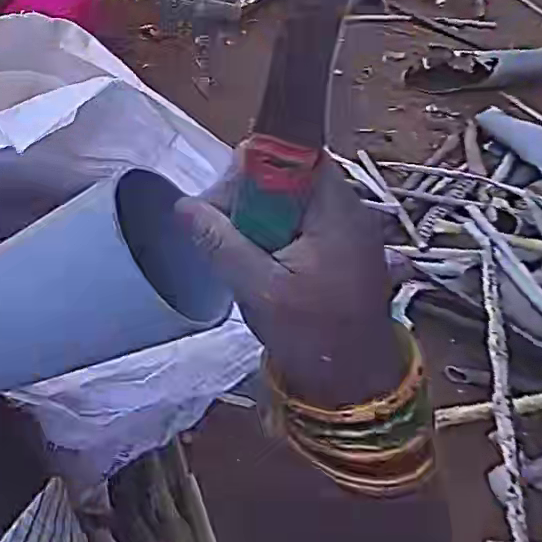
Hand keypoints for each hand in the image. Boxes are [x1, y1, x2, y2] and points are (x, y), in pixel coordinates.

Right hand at [176, 159, 405, 407]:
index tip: (226, 202)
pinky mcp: (336, 246)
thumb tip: (183, 205)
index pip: (292, 153)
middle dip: (245, 198)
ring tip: (241, 256)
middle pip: (283, 174)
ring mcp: (343, 228)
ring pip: (283, 197)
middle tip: (224, 235)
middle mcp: (345, 209)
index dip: (253, 167)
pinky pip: (292, 219)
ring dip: (253, 218)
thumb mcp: (259, 289)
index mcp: (336, 211)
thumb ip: (220, 242)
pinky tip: (258, 263)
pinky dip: (268, 233)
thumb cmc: (317, 337)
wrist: (358, 387)